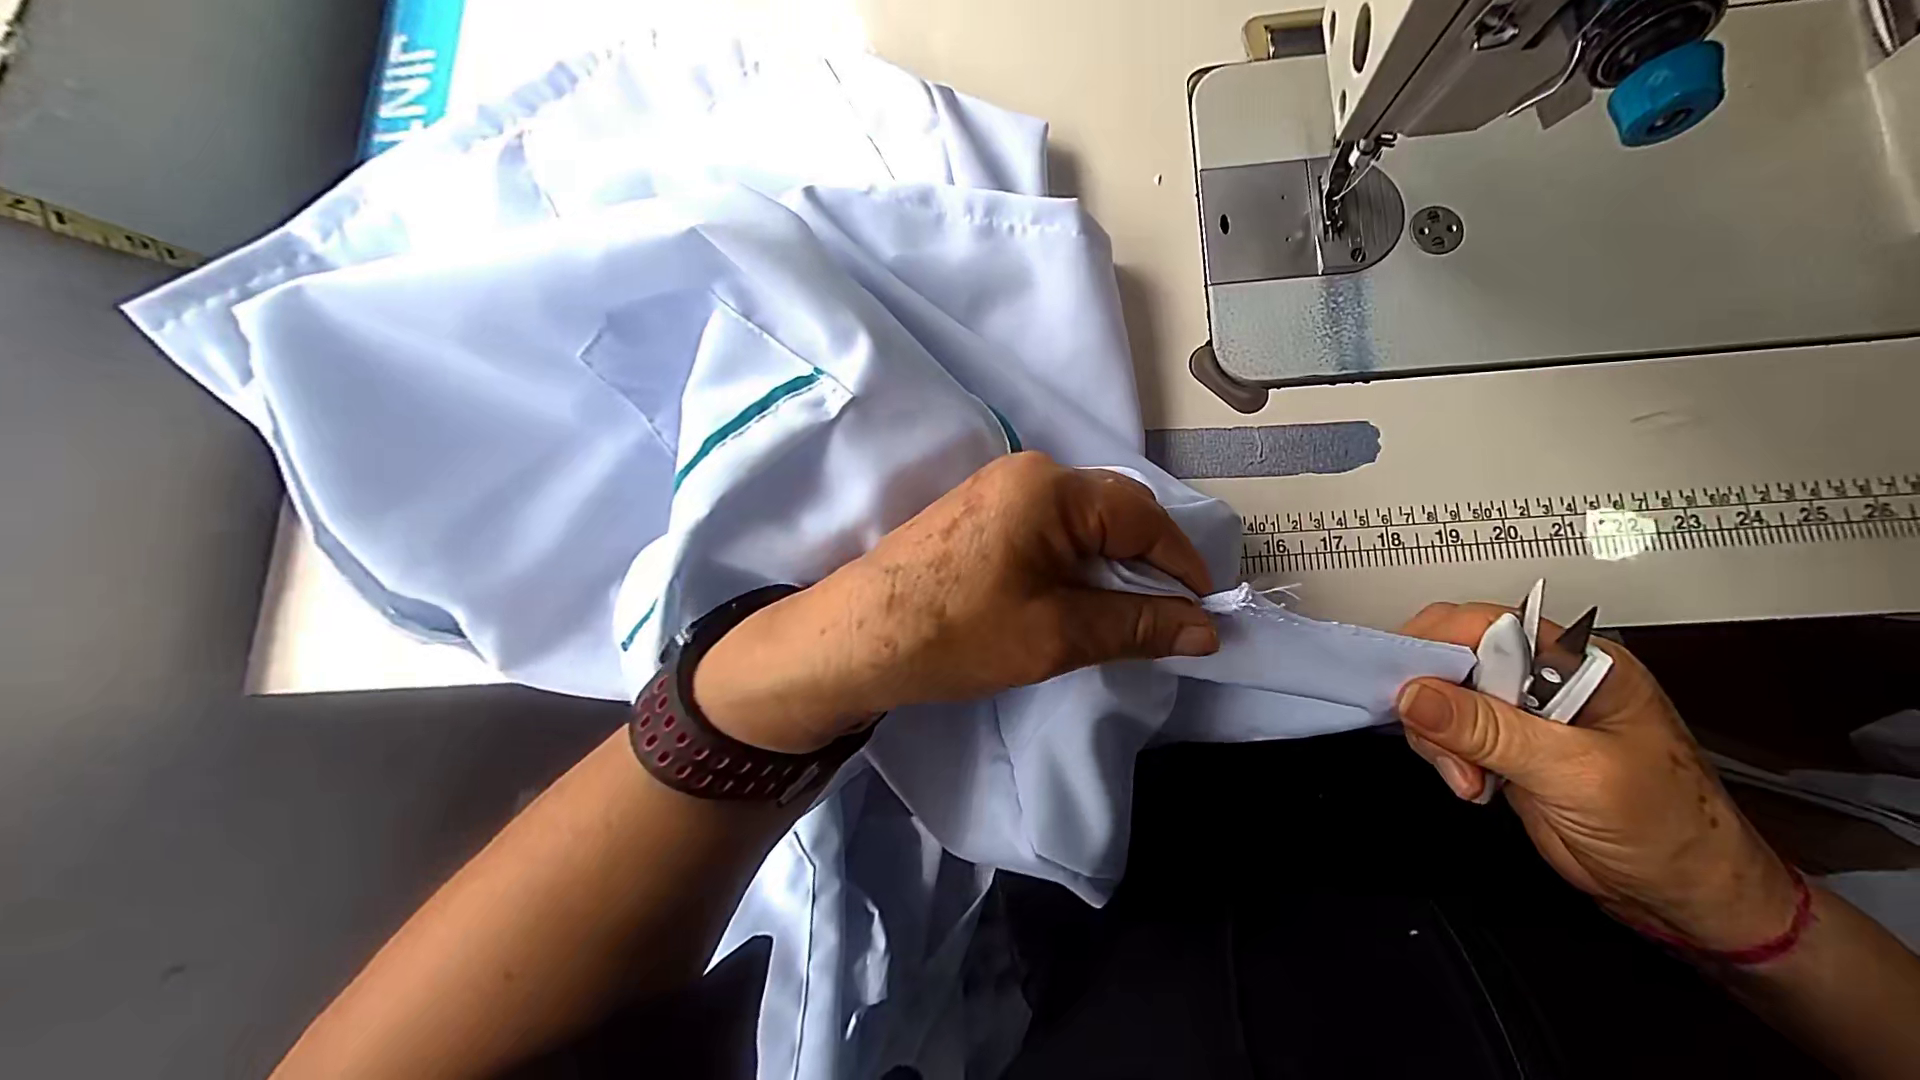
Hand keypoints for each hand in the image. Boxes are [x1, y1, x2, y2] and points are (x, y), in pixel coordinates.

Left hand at [692, 452, 1219, 752]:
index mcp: (1051, 487)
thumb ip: (1136, 626)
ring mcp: (997, 489)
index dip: (1181, 565)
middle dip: (1145, 564)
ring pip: (1081, 522)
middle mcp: (1027, 472)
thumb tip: (1204, 630)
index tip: (1204, 612)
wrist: (852, 640)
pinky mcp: (977, 513)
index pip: (1143, 517)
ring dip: (1109, 566)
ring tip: (1122, 615)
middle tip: (1165, 617)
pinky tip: (1072, 599)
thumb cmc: (955, 634)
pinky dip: (1073, 562)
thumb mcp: (1055, 635)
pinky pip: (1048, 528)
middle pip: (1113, 512)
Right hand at [1395, 602, 1800, 953]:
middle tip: (1439, 742)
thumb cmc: (1673, 832)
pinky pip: (1446, 730)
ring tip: (1467, 777)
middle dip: (1432, 701)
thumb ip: (1490, 730)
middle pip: (1450, 658)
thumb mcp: (1575, 773)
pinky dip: (1443, 755)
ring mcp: (1521, 711)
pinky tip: (1469, 781)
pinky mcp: (1502, 742)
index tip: (1403, 682)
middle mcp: (1544, 678)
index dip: (1434, 645)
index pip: (1483, 626)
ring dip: (1437, 737)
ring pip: (1439, 696)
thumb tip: (1415, 694)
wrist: (1690, 898)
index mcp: (1578, 663)